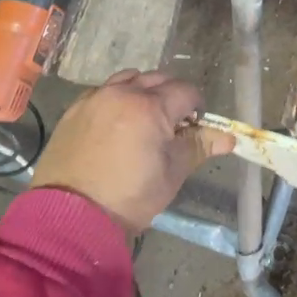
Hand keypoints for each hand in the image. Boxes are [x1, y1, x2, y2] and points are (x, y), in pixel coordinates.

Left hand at [31, 69, 233, 234]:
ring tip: (143, 119)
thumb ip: (198, 147)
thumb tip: (228, 138)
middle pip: (158, 79)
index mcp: (151, 106)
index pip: (186, 92)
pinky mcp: (74, 110)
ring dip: (142, 91)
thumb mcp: (172, 174)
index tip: (194, 128)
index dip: (196, 108)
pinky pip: (103, 91)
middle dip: (171, 96)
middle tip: (172, 125)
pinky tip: (116, 123)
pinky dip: (116, 98)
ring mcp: (96, 98)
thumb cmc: (129, 197)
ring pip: (129, 79)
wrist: (68, 218)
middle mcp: (123, 93)